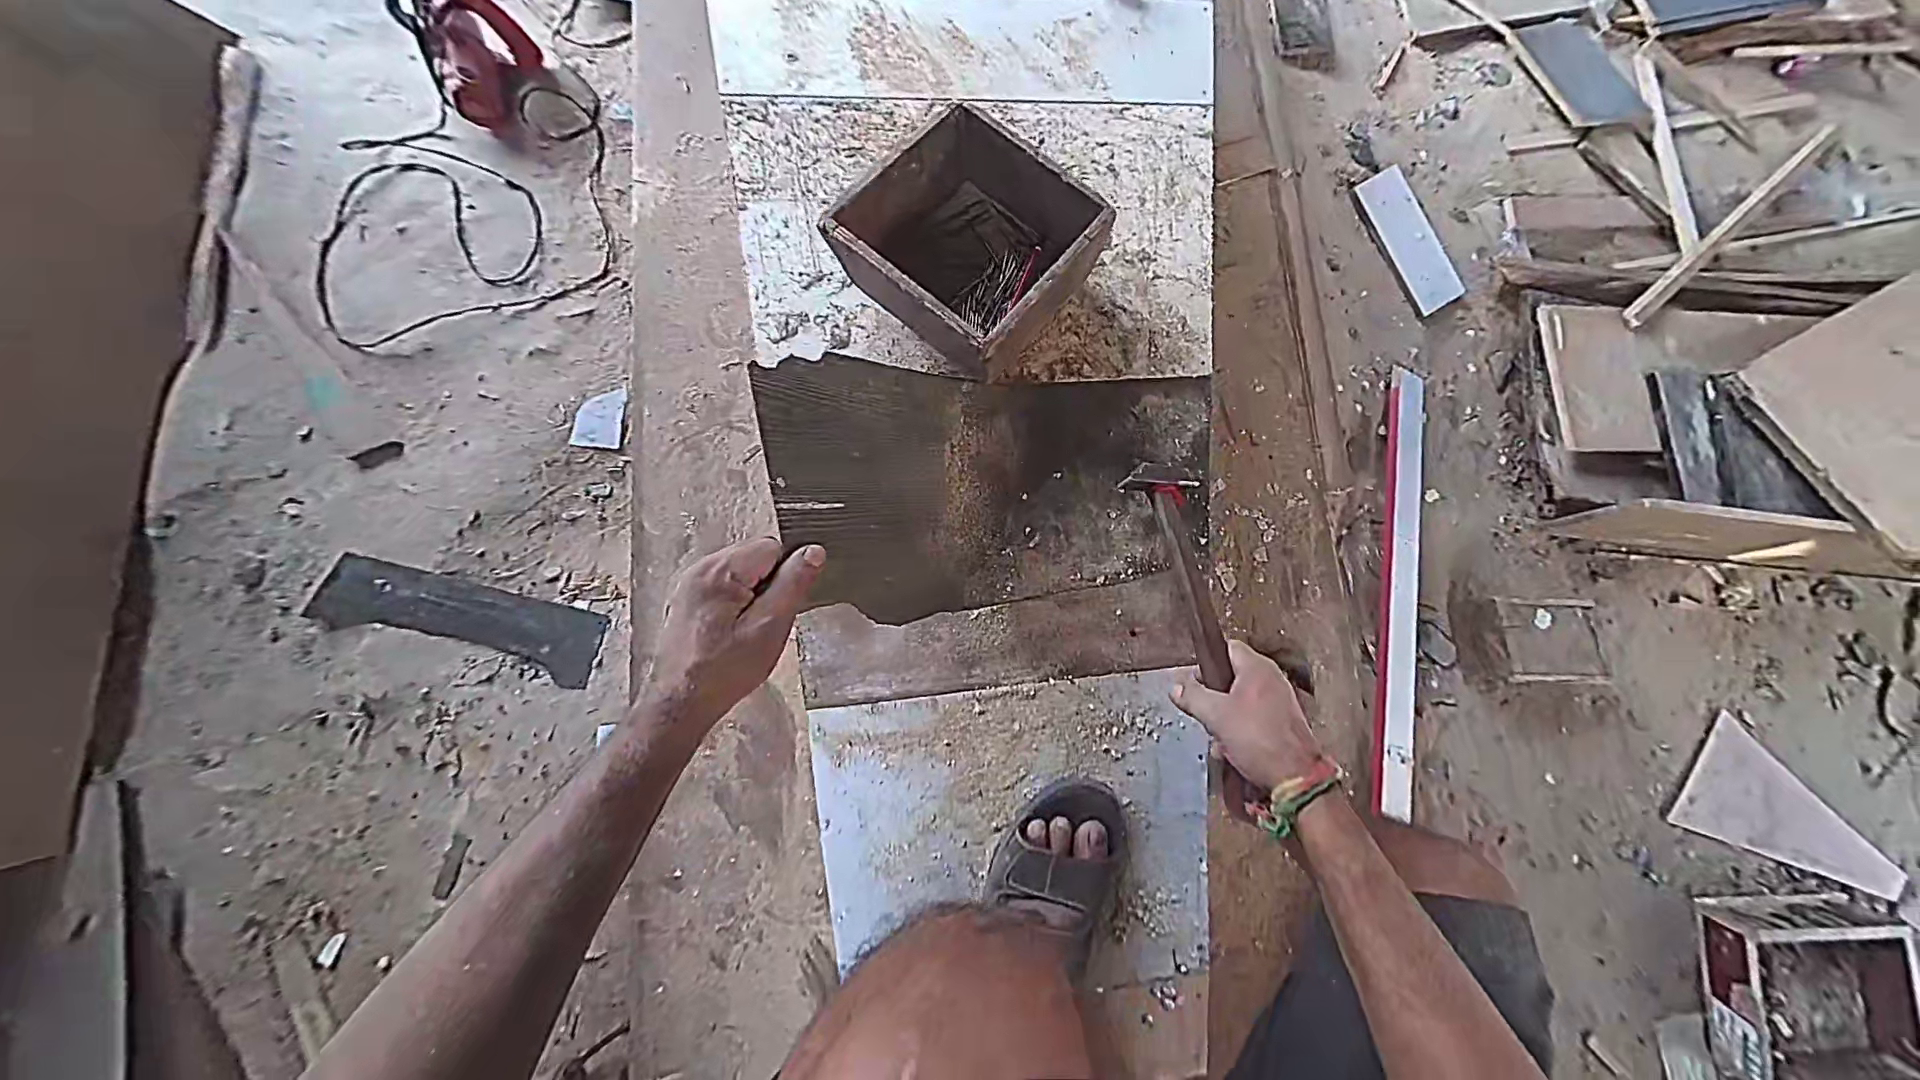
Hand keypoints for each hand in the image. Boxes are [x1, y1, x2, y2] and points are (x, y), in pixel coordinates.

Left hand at [638, 538, 824, 733]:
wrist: (682, 703)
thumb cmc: (723, 670)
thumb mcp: (770, 626)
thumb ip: (793, 583)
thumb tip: (813, 552)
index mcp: (719, 570)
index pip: (773, 547)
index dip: (786, 576)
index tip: (777, 607)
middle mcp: (700, 569)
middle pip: (756, 557)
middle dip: (769, 586)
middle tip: (762, 622)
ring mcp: (691, 584)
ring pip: (744, 574)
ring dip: (754, 597)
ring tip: (747, 630)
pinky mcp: (689, 599)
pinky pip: (728, 588)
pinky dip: (738, 606)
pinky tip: (733, 632)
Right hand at [1171, 639, 1324, 791]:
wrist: (1296, 779)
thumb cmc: (1259, 740)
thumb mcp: (1214, 715)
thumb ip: (1192, 696)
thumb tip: (1177, 687)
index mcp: (1257, 668)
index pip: (1227, 647)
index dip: (1207, 662)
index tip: (1193, 679)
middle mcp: (1272, 679)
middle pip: (1230, 677)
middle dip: (1212, 696)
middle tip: (1204, 711)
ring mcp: (1280, 702)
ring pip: (1239, 700)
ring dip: (1223, 717)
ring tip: (1218, 736)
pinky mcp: (1283, 723)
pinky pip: (1252, 719)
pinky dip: (1239, 730)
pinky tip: (1232, 749)